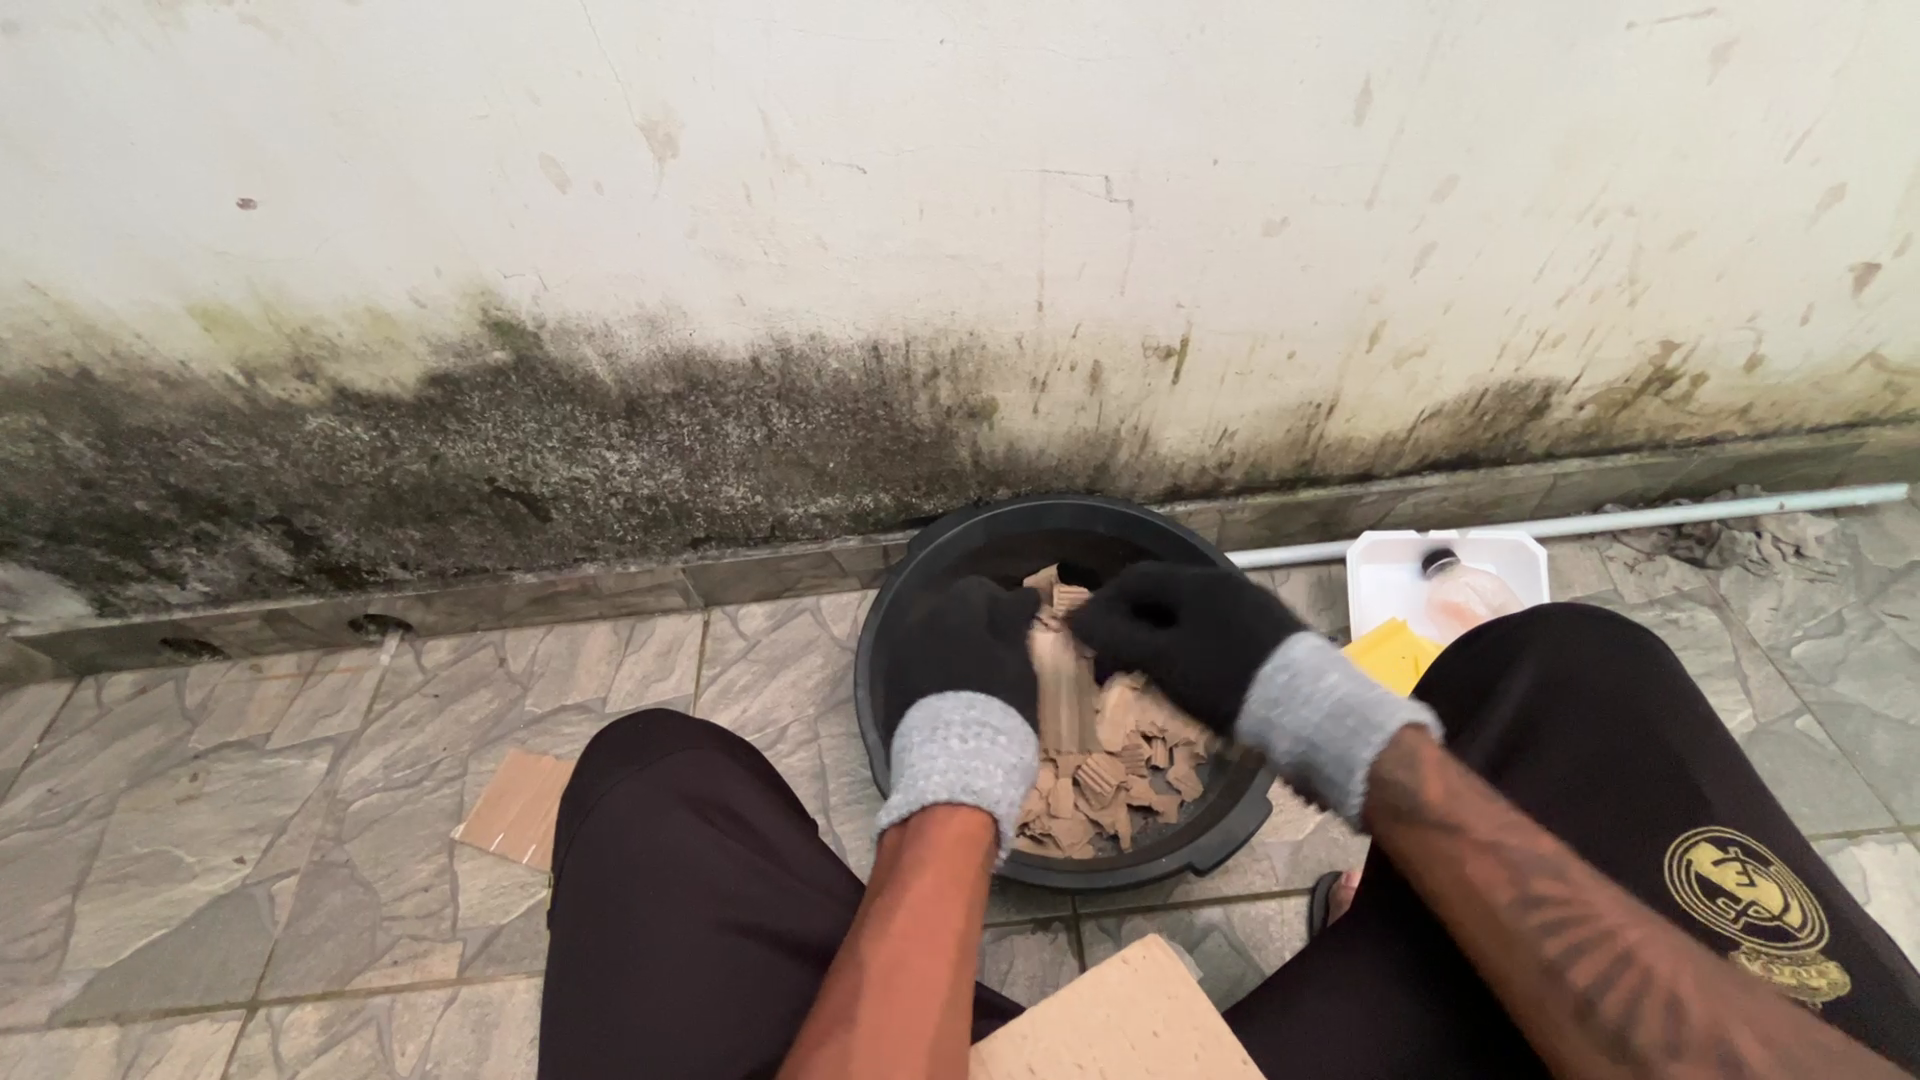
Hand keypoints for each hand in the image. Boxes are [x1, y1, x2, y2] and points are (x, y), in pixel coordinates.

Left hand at [876, 577, 1042, 860]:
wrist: (954, 769)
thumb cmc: (997, 708)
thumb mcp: (1017, 662)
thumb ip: (1014, 621)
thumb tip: (1024, 594)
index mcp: (951, 615)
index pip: (976, 589)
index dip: (1000, 602)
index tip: (1017, 624)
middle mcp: (917, 630)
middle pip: (948, 612)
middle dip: (972, 624)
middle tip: (998, 650)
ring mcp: (900, 661)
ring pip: (931, 640)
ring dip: (952, 648)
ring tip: (975, 675)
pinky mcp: (891, 691)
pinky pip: (917, 667)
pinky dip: (935, 672)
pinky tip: (953, 695)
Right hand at [1068, 562, 1306, 732]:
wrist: (1310, 711)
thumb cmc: (1226, 680)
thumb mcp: (1162, 660)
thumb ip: (1116, 636)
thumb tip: (1073, 617)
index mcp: (1196, 583)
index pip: (1135, 579)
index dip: (1103, 603)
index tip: (1085, 634)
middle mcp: (1225, 584)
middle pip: (1163, 595)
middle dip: (1131, 623)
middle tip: (1113, 657)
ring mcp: (1253, 607)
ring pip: (1190, 614)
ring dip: (1160, 637)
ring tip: (1147, 670)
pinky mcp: (1273, 633)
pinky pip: (1216, 630)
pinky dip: (1190, 646)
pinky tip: (1190, 674)